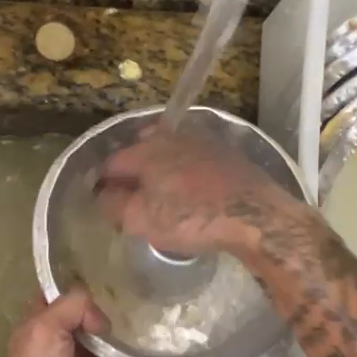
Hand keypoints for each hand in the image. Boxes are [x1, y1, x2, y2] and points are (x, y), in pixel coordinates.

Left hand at [0, 287, 164, 356]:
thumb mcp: (46, 329)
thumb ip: (75, 308)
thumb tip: (105, 320)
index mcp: (44, 322)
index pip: (62, 293)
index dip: (82, 282)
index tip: (112, 272)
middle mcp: (63, 341)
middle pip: (93, 319)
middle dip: (116, 310)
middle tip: (149, 296)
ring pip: (113, 348)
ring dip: (135, 342)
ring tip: (164, 330)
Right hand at [93, 125, 292, 256]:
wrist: (254, 215)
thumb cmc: (191, 218)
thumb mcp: (141, 220)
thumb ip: (114, 205)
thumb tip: (101, 194)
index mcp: (146, 150)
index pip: (112, 163)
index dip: (104, 183)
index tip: (104, 201)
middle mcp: (172, 137)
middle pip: (141, 150)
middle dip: (133, 171)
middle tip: (133, 197)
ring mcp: (202, 141)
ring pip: (170, 152)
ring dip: (161, 169)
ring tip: (161, 195)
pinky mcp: (226, 153)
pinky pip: (194, 160)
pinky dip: (186, 172)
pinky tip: (191, 193)